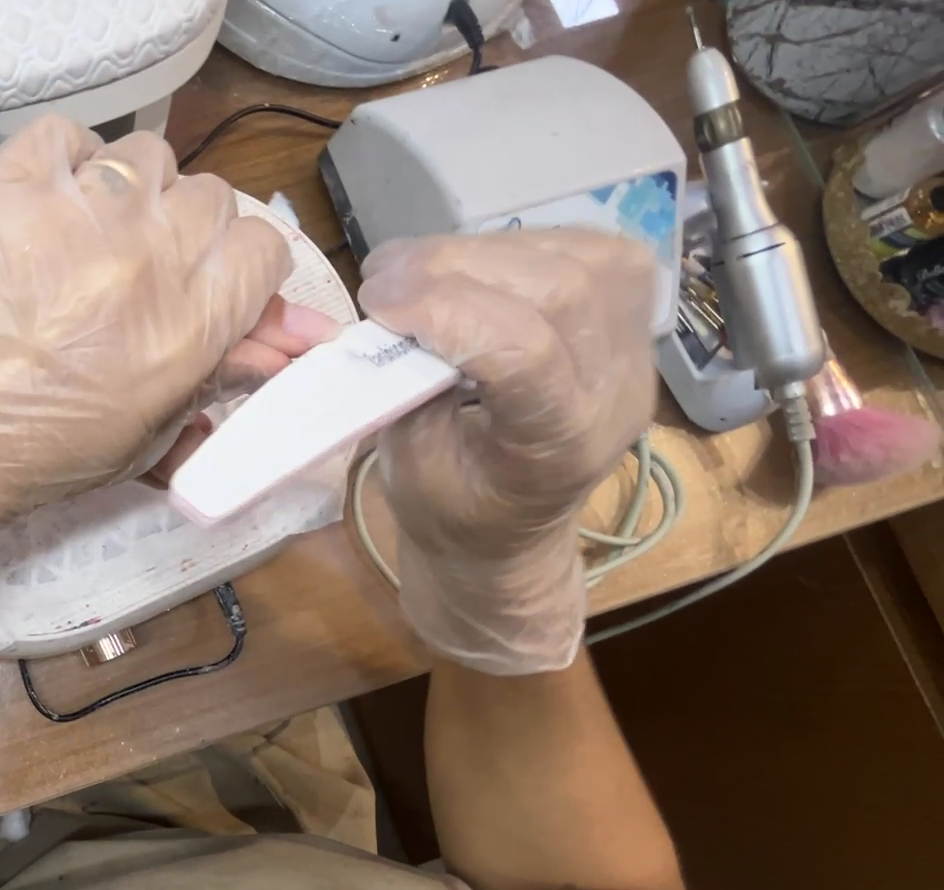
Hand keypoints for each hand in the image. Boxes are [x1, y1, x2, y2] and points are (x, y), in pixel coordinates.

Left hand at [0, 116, 295, 665]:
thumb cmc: (31, 458)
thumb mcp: (140, 438)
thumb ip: (214, 379)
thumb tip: (283, 345)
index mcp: (185, 332)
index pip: (262, 249)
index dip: (238, 270)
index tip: (207, 285)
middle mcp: (140, 262)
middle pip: (209, 199)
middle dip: (183, 236)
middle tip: (136, 274)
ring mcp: (69, 217)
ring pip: (143, 160)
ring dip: (127, 199)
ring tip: (84, 245)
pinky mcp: (3, 186)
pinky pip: (65, 138)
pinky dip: (63, 167)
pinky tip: (44, 213)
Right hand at [359, 229, 658, 674]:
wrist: (507, 526)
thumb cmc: (448, 508)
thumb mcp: (408, 465)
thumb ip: (405, 391)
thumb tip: (387, 318)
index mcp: (558, 447)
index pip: (524, 353)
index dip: (445, 311)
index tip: (373, 302)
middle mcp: (617, 390)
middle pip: (559, 289)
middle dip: (454, 266)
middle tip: (378, 276)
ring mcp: (635, 348)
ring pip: (578, 256)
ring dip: (478, 248)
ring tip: (409, 267)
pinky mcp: (629, 317)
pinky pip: (584, 250)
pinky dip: (508, 245)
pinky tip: (461, 265)